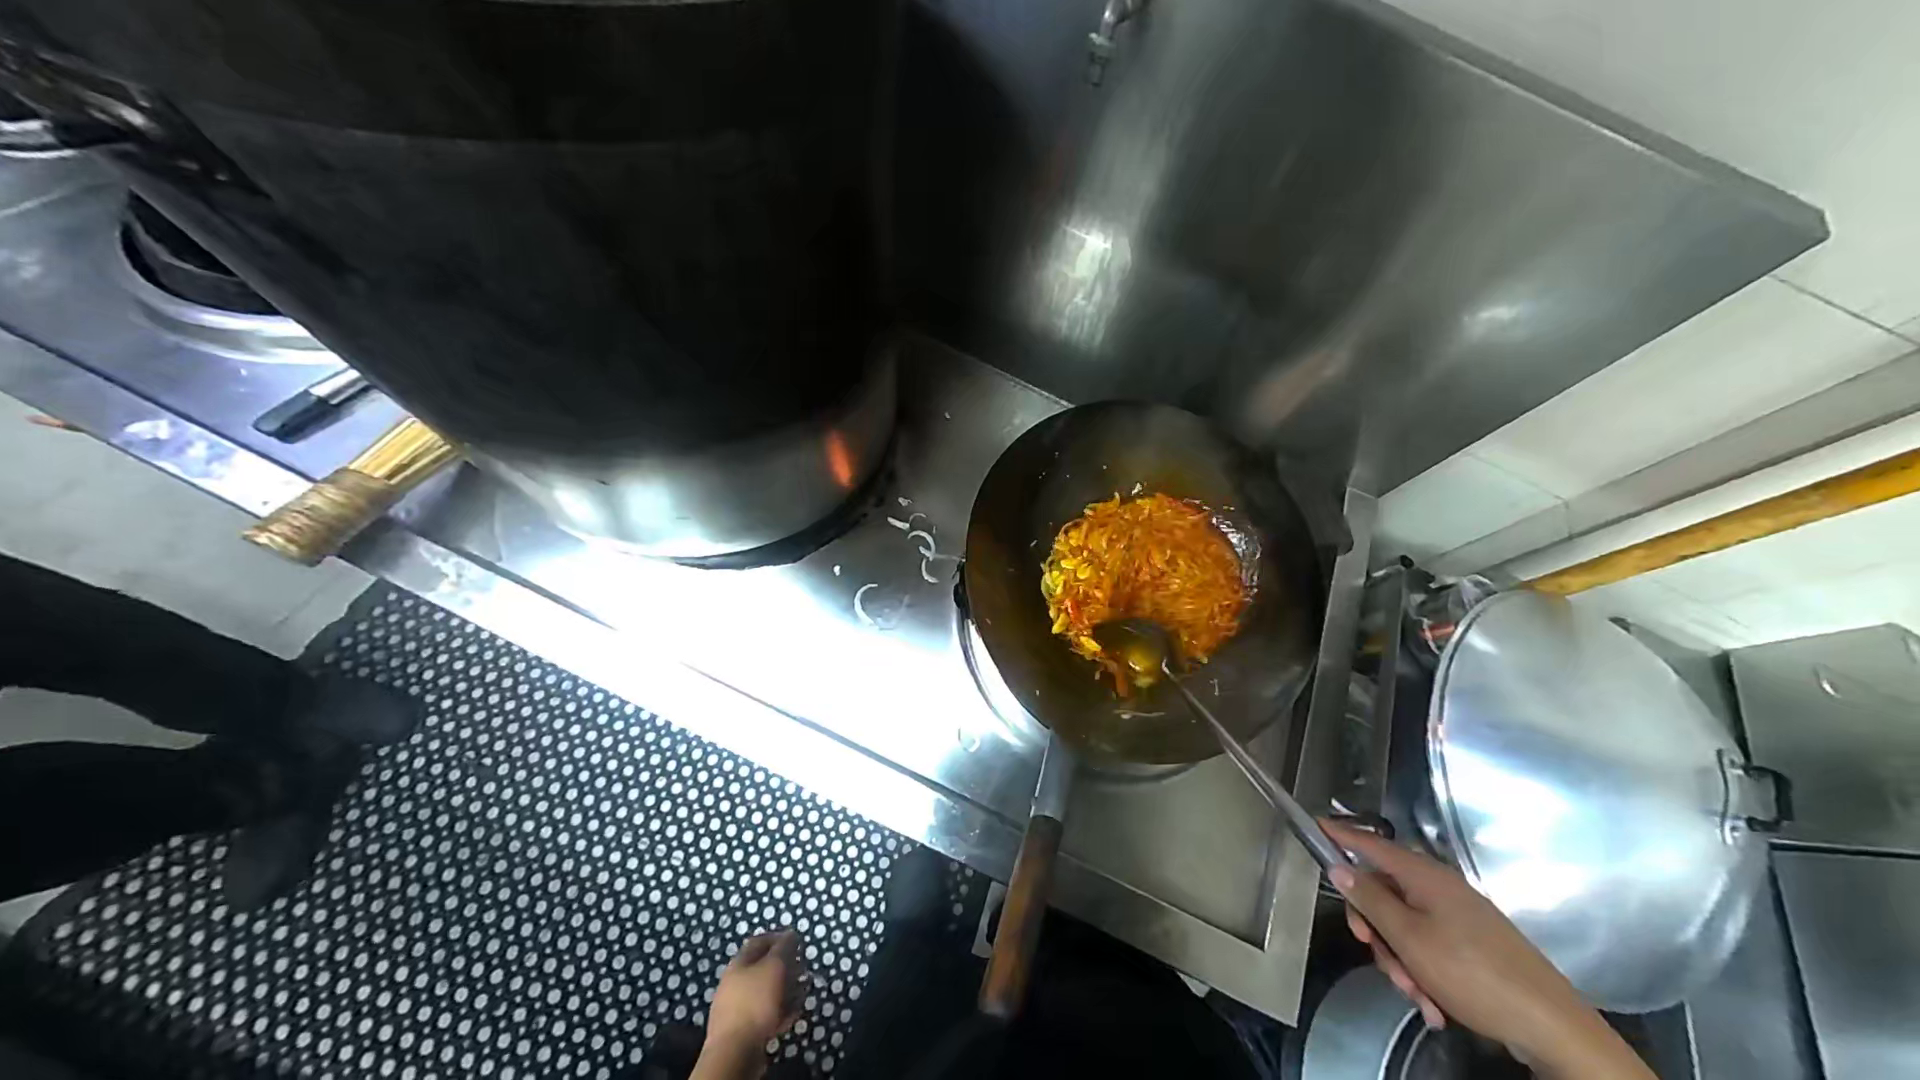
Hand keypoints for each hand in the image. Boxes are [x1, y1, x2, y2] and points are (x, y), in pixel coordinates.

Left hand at [706, 929, 804, 1053]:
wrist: (734, 1052)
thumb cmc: (755, 1001)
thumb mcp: (774, 966)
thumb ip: (785, 947)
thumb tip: (791, 934)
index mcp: (739, 963)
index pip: (760, 941)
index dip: (780, 938)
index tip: (798, 943)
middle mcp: (735, 982)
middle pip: (765, 968)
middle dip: (787, 967)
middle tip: (803, 970)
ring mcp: (738, 1007)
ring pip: (767, 992)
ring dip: (787, 991)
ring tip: (802, 994)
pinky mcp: (744, 1029)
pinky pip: (766, 1014)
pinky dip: (780, 1012)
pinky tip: (792, 1015)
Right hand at [1321, 821, 1655, 1079]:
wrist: (1553, 1028)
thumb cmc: (1473, 974)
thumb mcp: (1409, 938)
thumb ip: (1369, 899)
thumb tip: (1339, 867)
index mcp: (1423, 875)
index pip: (1369, 843)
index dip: (1339, 834)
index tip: (1313, 822)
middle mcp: (1439, 887)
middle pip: (1382, 891)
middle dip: (1374, 928)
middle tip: (1375, 954)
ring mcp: (1457, 915)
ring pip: (1403, 925)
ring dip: (1399, 960)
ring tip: (1417, 995)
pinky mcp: (1472, 942)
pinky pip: (1428, 945)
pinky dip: (1422, 971)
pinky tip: (1434, 1003)